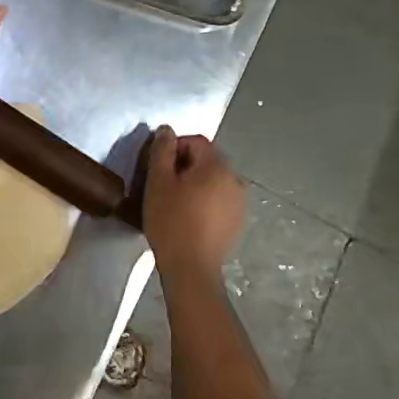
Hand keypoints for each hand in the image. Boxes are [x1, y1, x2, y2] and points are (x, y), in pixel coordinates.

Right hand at [141, 127, 246, 276]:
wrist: (191, 269)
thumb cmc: (171, 222)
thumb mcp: (158, 182)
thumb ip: (162, 151)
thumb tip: (167, 129)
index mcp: (217, 165)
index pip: (196, 141)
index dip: (174, 149)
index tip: (158, 169)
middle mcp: (235, 178)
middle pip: (207, 160)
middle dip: (185, 167)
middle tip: (164, 187)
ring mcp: (240, 201)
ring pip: (214, 180)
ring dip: (196, 184)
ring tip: (176, 204)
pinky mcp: (238, 220)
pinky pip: (220, 199)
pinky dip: (206, 201)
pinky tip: (191, 218)